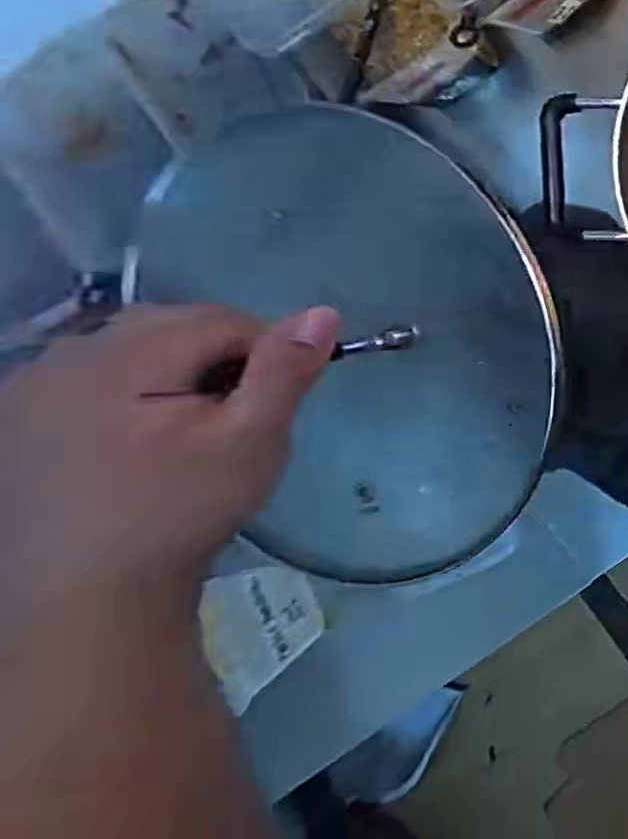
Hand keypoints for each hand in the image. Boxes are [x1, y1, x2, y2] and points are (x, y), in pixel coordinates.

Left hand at [0, 305, 339, 621]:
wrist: (85, 588)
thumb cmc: (183, 506)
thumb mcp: (255, 436)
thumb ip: (285, 370)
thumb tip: (323, 313)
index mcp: (119, 363)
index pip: (223, 320)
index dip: (266, 350)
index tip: (273, 398)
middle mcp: (60, 361)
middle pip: (173, 321)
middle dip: (223, 351)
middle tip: (239, 409)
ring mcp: (28, 388)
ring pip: (134, 340)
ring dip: (181, 362)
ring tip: (196, 418)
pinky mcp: (18, 415)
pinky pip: (96, 368)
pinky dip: (138, 381)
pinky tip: (147, 427)